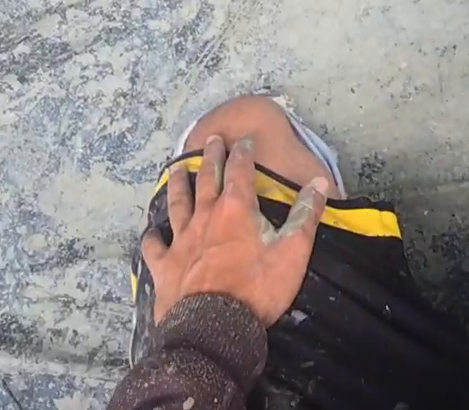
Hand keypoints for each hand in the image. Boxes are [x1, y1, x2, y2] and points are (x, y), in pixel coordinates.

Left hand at [142, 135, 330, 326]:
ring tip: (176, 168)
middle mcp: (205, 216)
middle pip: (207, 178)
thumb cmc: (257, 288)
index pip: (240, 169)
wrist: (214, 328)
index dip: (243, 152)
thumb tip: (319, 181)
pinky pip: (154, 248)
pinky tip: (149, 232)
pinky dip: (151, 238)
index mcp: (236, 208)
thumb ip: (305, 214)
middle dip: (211, 157)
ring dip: (178, 184)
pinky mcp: (164, 266)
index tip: (245, 140)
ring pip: (177, 203)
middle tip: (211, 139)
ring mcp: (181, 240)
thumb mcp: (293, 250)